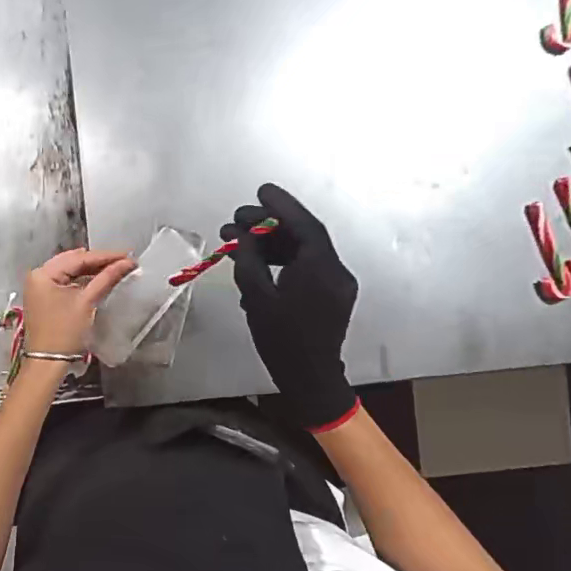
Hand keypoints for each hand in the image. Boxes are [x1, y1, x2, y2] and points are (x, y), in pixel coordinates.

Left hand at [23, 248, 137, 355]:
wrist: (47, 362)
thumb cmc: (65, 332)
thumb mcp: (86, 302)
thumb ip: (106, 278)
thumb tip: (127, 263)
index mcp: (43, 274)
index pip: (78, 258)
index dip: (105, 256)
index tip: (127, 255)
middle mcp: (38, 276)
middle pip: (73, 262)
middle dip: (98, 261)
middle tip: (124, 260)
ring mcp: (40, 287)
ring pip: (70, 272)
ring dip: (92, 270)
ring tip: (116, 268)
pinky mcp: (45, 298)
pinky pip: (66, 283)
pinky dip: (82, 281)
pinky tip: (99, 279)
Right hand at [224, 184, 358, 429]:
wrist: (311, 379)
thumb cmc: (282, 341)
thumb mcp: (258, 299)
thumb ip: (250, 262)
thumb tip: (245, 236)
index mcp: (321, 268)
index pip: (303, 224)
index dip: (281, 205)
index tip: (260, 190)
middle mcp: (335, 270)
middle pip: (302, 236)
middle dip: (268, 225)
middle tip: (234, 220)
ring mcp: (336, 284)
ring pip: (302, 253)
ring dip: (271, 245)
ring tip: (237, 243)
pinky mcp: (331, 297)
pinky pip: (306, 270)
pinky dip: (282, 263)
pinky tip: (255, 268)